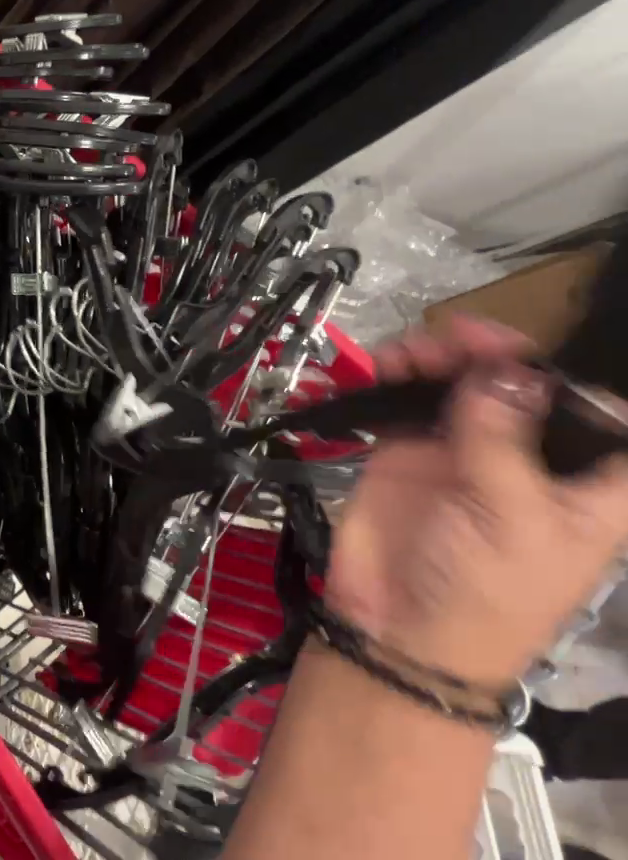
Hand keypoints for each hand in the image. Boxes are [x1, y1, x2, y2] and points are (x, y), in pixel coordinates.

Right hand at [327, 315, 627, 686]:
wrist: (400, 626)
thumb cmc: (487, 587)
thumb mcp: (512, 517)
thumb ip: (502, 442)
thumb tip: (502, 373)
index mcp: (586, 482)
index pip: (596, 415)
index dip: (562, 380)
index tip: (515, 355)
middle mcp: (526, 461)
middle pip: (515, 391)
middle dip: (486, 360)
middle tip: (448, 339)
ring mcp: (459, 455)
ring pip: (453, 391)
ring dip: (430, 365)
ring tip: (400, 355)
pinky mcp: (401, 457)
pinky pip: (395, 408)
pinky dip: (380, 385)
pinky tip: (369, 372)